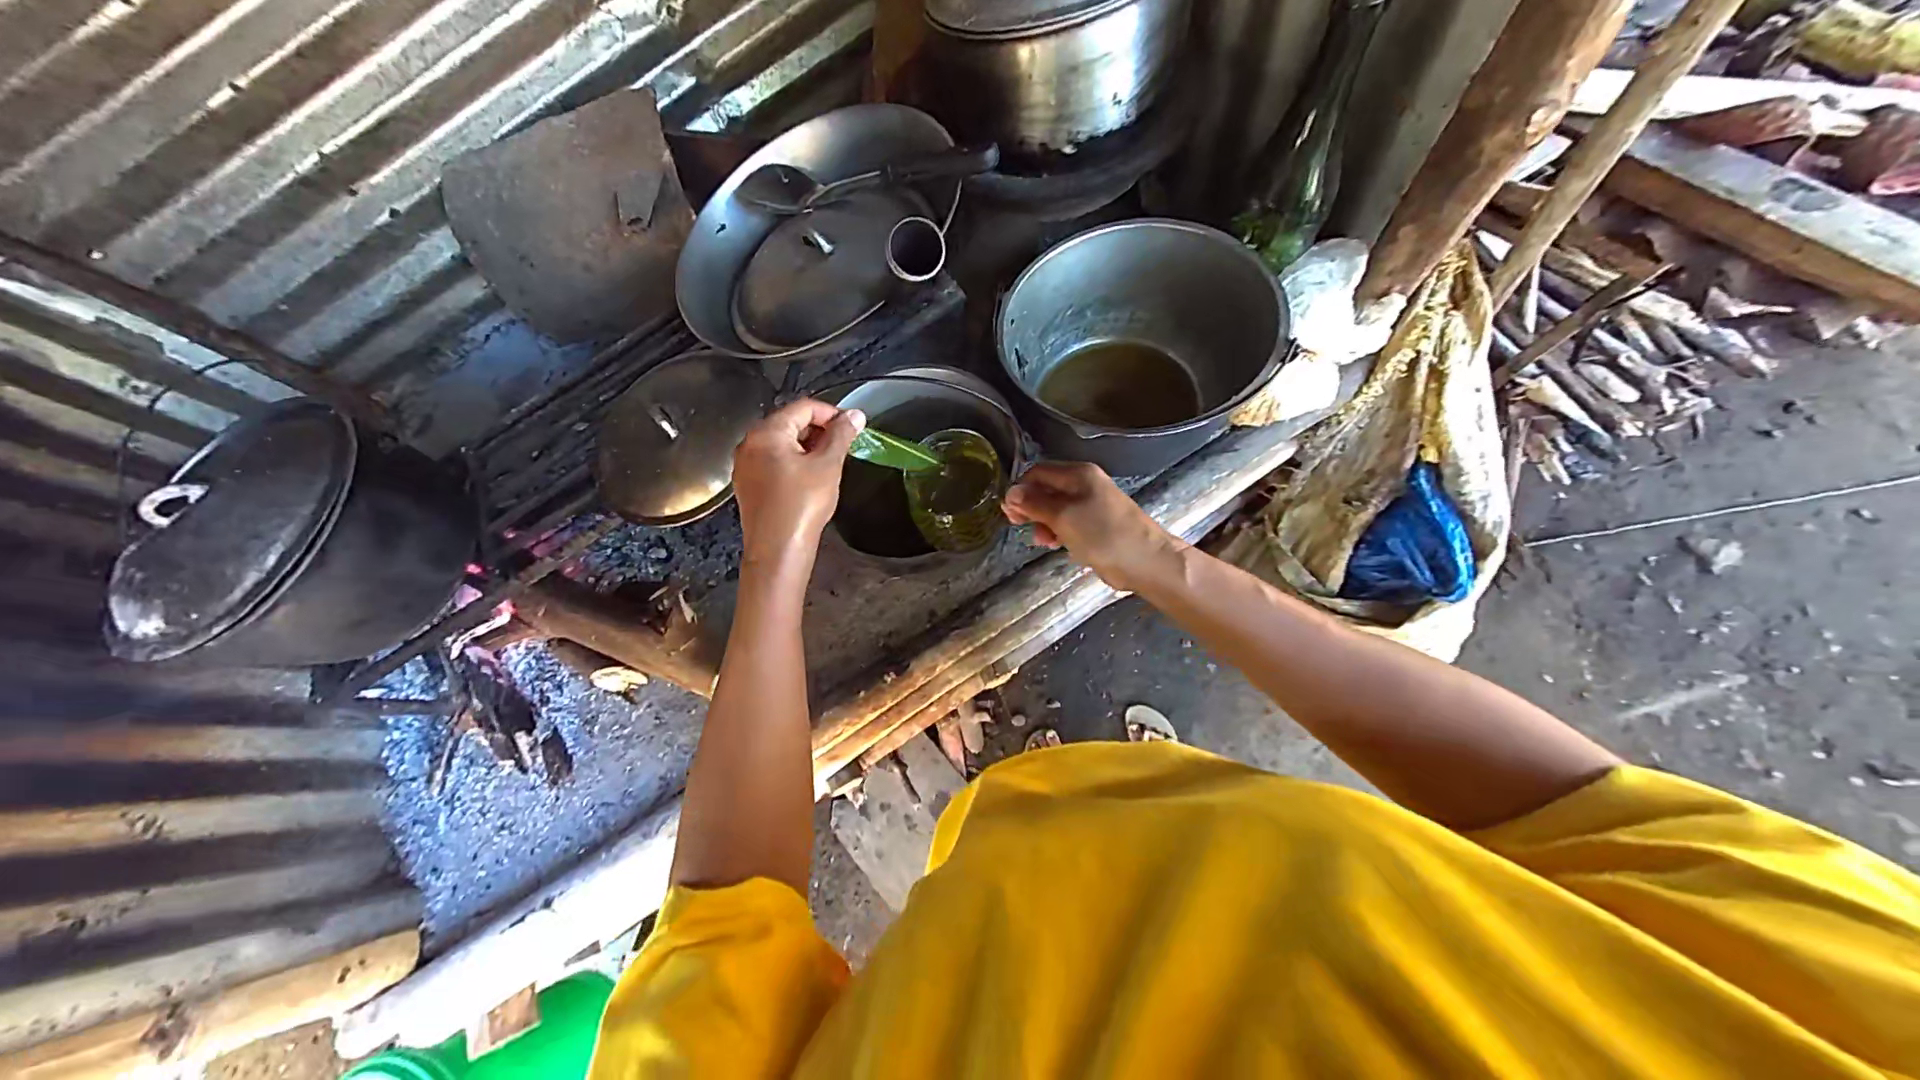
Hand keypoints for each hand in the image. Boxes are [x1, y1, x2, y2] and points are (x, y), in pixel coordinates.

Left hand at [732, 399, 864, 561]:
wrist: (778, 549)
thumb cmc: (801, 505)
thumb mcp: (828, 465)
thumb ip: (841, 435)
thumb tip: (854, 415)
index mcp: (766, 433)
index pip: (803, 407)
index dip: (831, 413)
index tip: (851, 426)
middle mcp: (749, 444)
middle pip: (789, 423)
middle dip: (819, 431)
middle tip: (843, 446)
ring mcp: (746, 466)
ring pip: (781, 444)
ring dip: (807, 448)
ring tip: (829, 464)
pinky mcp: (749, 486)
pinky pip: (773, 463)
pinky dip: (794, 463)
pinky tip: (810, 480)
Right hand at [1002, 462, 1184, 592]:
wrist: (1145, 561)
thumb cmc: (1103, 534)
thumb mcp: (1063, 517)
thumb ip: (1035, 504)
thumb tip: (1010, 492)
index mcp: (1078, 474)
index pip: (1038, 472)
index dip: (1020, 489)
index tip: (1009, 512)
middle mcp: (1084, 485)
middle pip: (1046, 489)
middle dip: (1030, 507)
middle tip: (1018, 525)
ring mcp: (1091, 505)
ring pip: (1055, 508)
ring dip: (1042, 522)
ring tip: (1041, 541)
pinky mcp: (1095, 526)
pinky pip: (1067, 523)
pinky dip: (1057, 531)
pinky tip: (1054, 544)